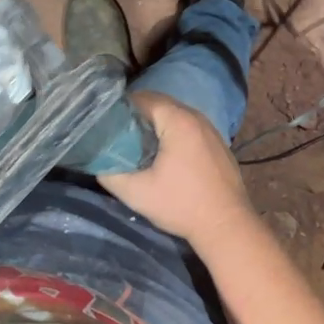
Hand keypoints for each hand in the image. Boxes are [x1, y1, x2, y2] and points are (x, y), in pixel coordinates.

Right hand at [99, 92, 257, 246]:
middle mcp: (196, 116)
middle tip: (119, 137)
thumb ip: (109, 173)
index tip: (107, 126)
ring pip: (174, 116)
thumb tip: (96, 160)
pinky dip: (172, 134)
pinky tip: (164, 157)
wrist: (227, 225)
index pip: (142, 98)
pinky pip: (188, 128)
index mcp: (177, 120)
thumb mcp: (136, 192)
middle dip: (137, 116)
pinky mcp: (217, 143)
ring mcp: (210, 129)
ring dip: (155, 126)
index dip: (121, 109)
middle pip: (159, 104)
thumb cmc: (181, 205)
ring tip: (138, 146)